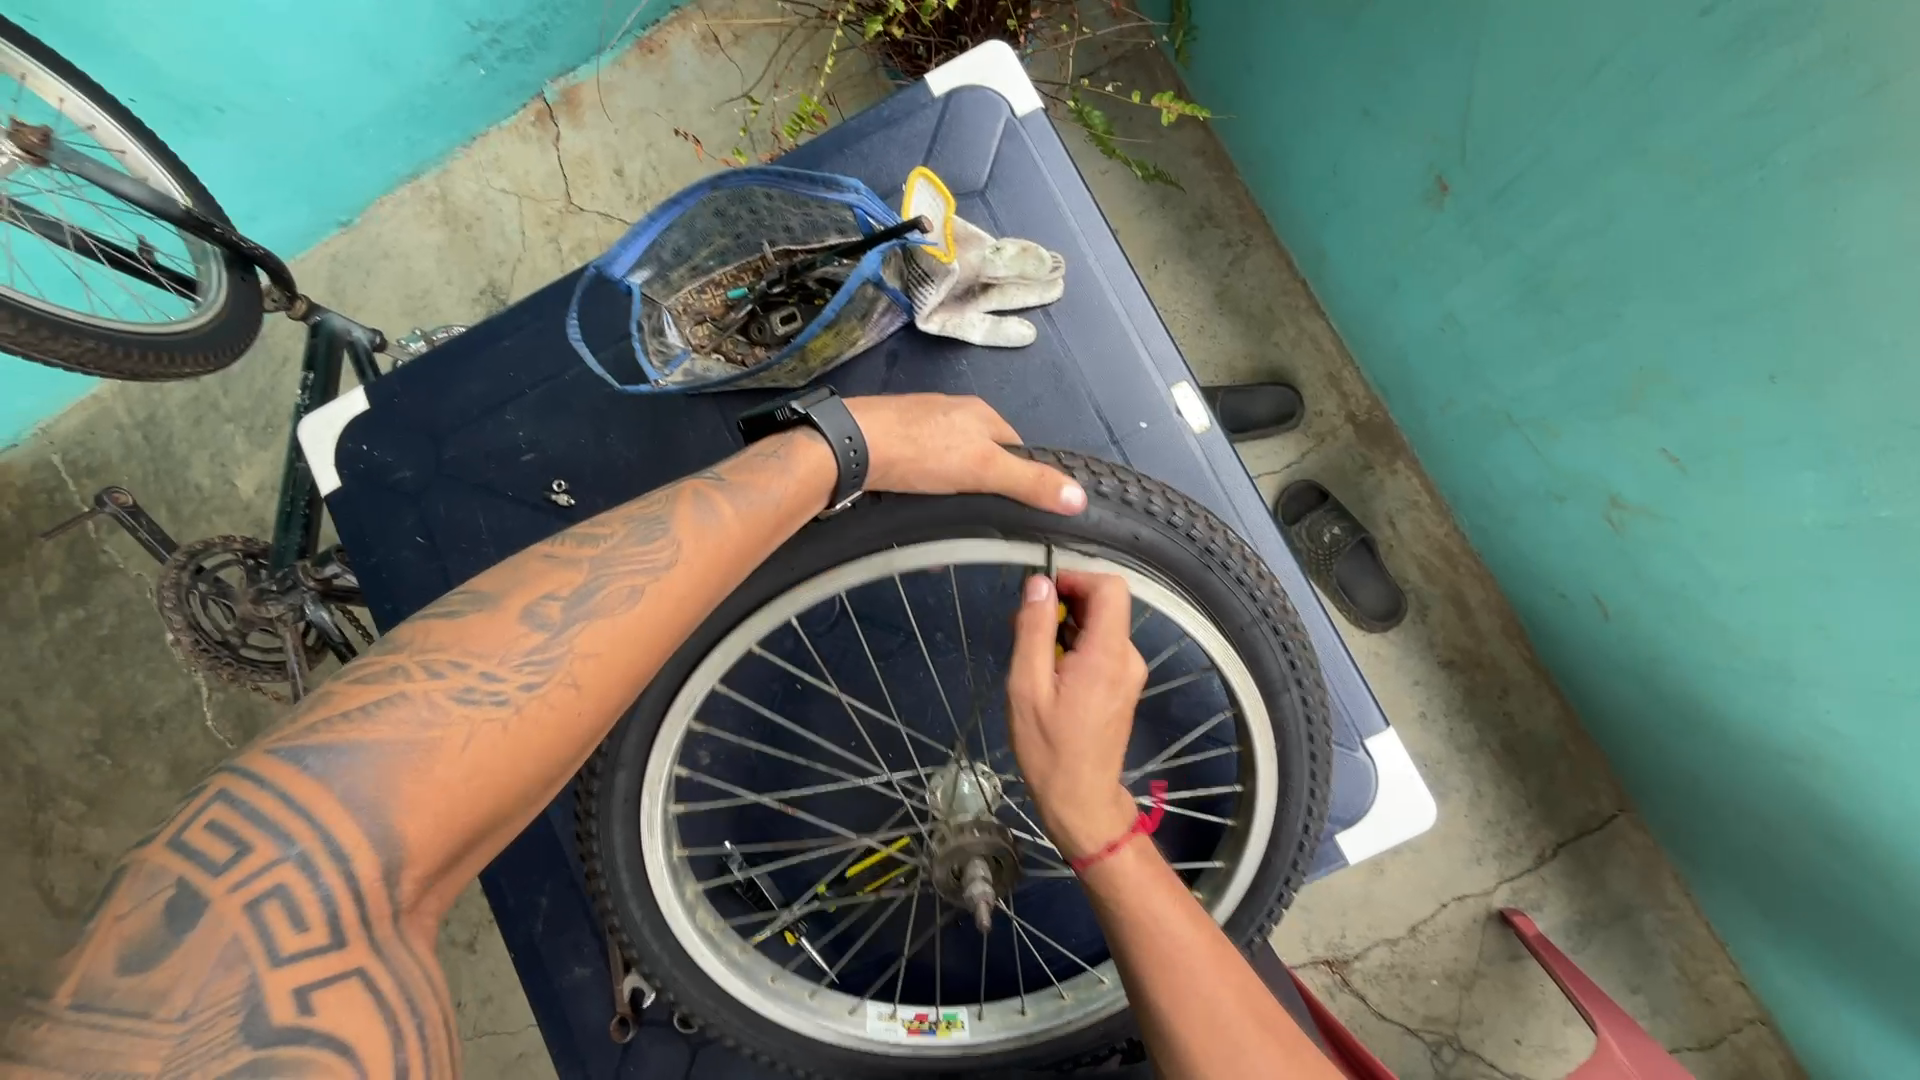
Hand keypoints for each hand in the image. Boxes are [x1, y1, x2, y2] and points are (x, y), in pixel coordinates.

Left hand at [843, 394, 1086, 513]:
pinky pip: (920, 466)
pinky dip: (923, 485)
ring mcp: (919, 422)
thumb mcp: (983, 470)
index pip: (1016, 446)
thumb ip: (1029, 483)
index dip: (1020, 478)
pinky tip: (913, 500)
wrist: (850, 445)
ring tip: (942, 515)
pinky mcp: (892, 437)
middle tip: (976, 518)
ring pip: (949, 461)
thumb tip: (1079, 497)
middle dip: (983, 487)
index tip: (1014, 509)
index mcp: (980, 412)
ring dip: (951, 489)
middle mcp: (952, 410)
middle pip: (983, 453)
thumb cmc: (923, 454)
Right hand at [1006, 570, 1145, 859]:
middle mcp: (1128, 657)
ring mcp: (1129, 673)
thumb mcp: (1027, 686)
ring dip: (1066, 627)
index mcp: (1108, 654)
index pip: (1110, 587)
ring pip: (1101, 626)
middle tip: (1024, 627)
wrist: (1080, 800)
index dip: (1077, 579)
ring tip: (1031, 654)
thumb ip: (1034, 630)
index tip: (1042, 593)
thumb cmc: (1049, 748)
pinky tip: (1049, 672)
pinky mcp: (1123, 686)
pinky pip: (1102, 648)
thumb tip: (1039, 584)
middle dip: (1065, 604)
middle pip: (1105, 605)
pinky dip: (1075, 647)